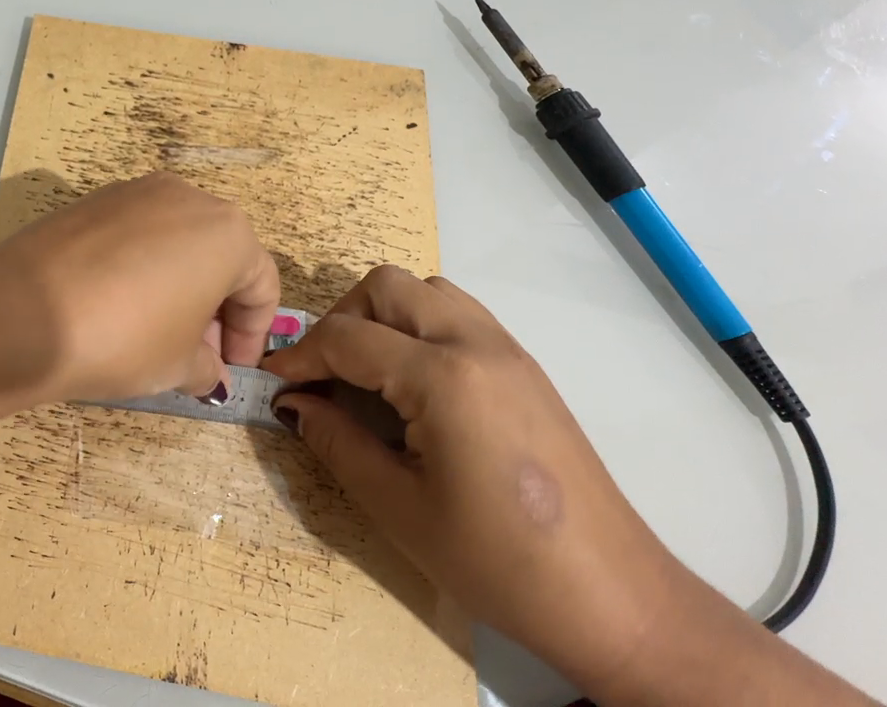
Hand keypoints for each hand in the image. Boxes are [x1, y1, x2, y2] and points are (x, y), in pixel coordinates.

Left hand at [0, 172, 280, 403]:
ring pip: (174, 242)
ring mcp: (133, 192)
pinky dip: (138, 269)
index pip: (261, 285)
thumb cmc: (124, 337)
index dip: (251, 334)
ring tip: (154, 334)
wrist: (23, 313)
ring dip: (176, 286)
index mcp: (226, 231)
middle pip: (217, 257)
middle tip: (195, 357)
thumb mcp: (178, 366)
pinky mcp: (90, 200)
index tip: (231, 368)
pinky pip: (133, 236)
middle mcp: (185, 197)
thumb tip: (207, 370)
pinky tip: (116, 306)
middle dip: (213, 309)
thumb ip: (207, 367)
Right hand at [264, 266, 682, 687]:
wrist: (614, 600)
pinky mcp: (526, 368)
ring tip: (363, 372)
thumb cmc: (496, 561)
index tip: (272, 383)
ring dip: (382, 316)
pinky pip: (458, 316)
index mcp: (444, 378)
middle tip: (322, 373)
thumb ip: (335, 440)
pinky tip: (408, 384)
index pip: (347, 338)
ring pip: (426, 292)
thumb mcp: (397, 506)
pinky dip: (418, 328)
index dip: (298, 356)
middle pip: (387, 287)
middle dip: (340, 319)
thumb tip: (293, 401)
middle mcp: (477, 344)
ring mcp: (509, 351)